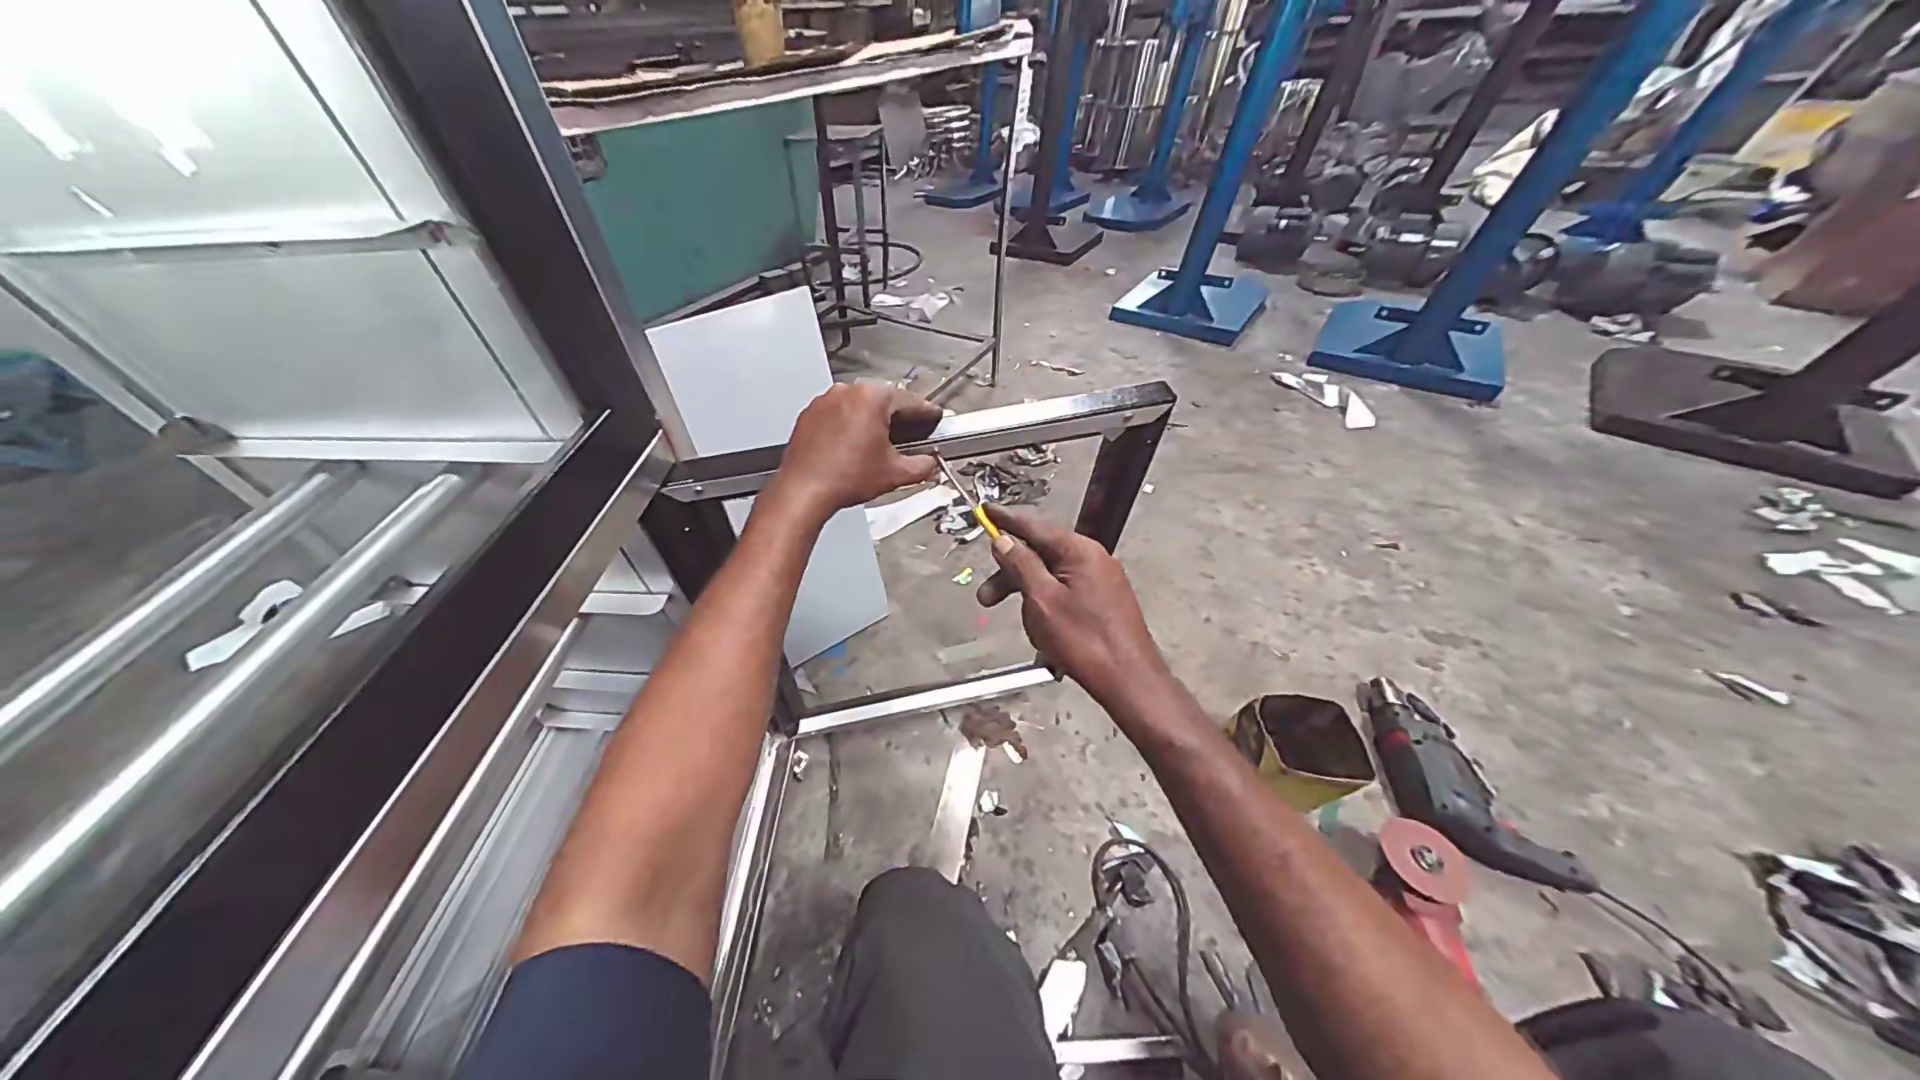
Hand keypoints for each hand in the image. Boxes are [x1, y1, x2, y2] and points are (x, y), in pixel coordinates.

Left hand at [770, 382, 942, 519]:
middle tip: (907, 439)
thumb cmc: (841, 478)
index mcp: (871, 398)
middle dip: (897, 419)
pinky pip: (837, 415)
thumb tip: (929, 463)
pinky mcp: (810, 415)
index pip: (910, 401)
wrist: (804, 491)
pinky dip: (848, 428)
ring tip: (875, 451)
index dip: (926, 413)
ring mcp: (825, 402)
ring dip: (870, 423)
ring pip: (859, 407)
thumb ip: (923, 465)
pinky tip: (852, 451)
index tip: (933, 417)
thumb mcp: (896, 473)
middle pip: (883, 401)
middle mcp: (846, 392)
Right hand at [976, 505, 1169, 711]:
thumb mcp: (1042, 600)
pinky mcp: (1104, 603)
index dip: (1005, 520)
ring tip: (1030, 630)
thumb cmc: (1085, 641)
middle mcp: (1093, 559)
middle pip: (1040, 556)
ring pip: (1052, 579)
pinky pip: (1066, 596)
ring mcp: (1102, 581)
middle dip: (1011, 578)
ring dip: (1031, 600)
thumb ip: (1020, 565)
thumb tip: (1004, 541)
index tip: (986, 511)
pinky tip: (1046, 636)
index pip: (1034, 527)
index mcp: (1079, 551)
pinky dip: (1049, 610)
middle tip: (986, 598)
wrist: (1128, 680)